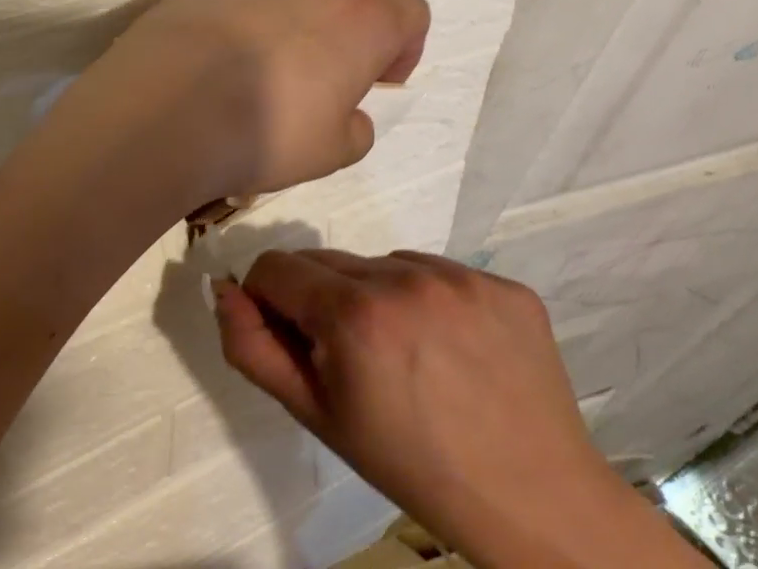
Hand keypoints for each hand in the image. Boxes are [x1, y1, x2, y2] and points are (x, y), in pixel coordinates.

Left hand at [20, 0, 428, 229]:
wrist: (159, 111)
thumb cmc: (263, 132)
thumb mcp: (332, 152)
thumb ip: (354, 127)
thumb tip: (345, 115)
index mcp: (355, 18)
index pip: (406, 10)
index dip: (400, 45)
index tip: (376, 80)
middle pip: (331, 4)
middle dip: (327, 41)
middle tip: (304, 91)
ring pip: (271, 4)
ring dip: (271, 35)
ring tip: (240, 87)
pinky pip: (219, 12)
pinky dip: (220, 35)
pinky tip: (198, 76)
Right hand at [215, 250, 708, 568]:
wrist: (535, 499)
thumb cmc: (407, 460)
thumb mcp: (310, 411)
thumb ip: (249, 345)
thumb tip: (223, 289)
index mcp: (353, 313)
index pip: (272, 266)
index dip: (269, 303)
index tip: (296, 343)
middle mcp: (406, 279)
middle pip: (323, 259)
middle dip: (319, 297)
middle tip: (349, 354)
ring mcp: (463, 279)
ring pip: (378, 262)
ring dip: (372, 294)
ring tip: (402, 351)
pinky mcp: (505, 286)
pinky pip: (435, 270)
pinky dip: (425, 298)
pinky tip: (446, 346)